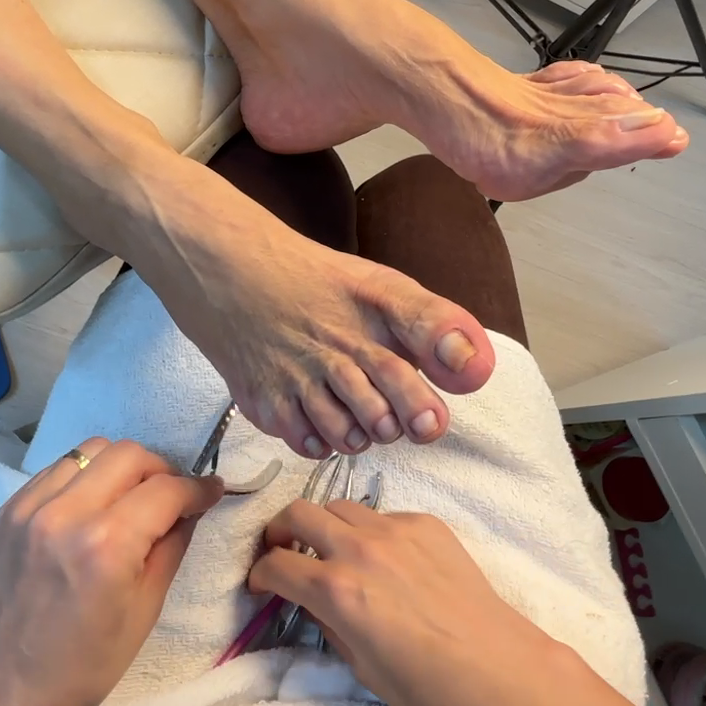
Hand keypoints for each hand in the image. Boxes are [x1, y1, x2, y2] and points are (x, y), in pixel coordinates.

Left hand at [0, 438, 224, 705]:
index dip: (197, 487)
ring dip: (120, 466)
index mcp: (106, 547)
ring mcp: (32, 506)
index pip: (166, 489)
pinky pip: (59, 467)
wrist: (0, 688)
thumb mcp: (144, 613)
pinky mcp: (10, 507)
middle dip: (161, 469)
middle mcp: (67, 514)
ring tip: (127, 496)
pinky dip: (84, 476)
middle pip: (130, 454)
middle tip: (170, 495)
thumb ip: (172, 547)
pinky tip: (89, 505)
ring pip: (93, 449)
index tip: (210, 490)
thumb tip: (190, 508)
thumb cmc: (80, 664)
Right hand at [125, 165, 498, 458]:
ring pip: (345, 436)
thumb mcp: (376, 283)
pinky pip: (304, 441)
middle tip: (394, 420)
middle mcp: (333, 349)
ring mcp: (293, 376)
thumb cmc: (308, 276)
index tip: (430, 421)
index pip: (413, 367)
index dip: (425, 403)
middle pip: (382, 415)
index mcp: (370, 314)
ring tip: (356, 417)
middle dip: (396, 424)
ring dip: (359, 434)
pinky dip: (319, 440)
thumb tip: (480, 368)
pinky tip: (318, 417)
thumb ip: (430, 322)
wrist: (225, 264)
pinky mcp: (260, 397)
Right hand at [247, 500, 634, 705]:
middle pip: (297, 512)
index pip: (277, 565)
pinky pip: (382, 515)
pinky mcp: (424, 522)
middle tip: (284, 550)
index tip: (262, 584)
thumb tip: (315, 603)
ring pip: (339, 505)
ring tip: (334, 548)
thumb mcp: (361, 667)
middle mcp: (358, 549)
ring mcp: (393, 529)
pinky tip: (388, 559)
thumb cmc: (427, 686)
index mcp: (337, 590)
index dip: (260, 575)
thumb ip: (330, 625)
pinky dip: (372, 531)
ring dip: (325, 524)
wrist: (498, 669)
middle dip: (280, 531)